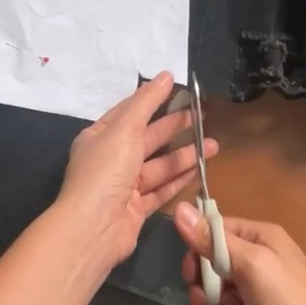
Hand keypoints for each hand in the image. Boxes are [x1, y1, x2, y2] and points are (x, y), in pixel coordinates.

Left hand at [56, 72, 217, 267]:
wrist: (93, 229)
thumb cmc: (105, 171)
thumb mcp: (124, 128)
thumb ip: (147, 102)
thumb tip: (165, 75)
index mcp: (101, 136)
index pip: (130, 112)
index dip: (154, 99)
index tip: (179, 90)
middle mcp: (111, 159)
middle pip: (148, 138)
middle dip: (175, 127)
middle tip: (204, 115)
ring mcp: (124, 186)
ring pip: (159, 165)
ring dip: (185, 154)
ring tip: (213, 145)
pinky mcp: (137, 209)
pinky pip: (161, 189)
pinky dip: (179, 179)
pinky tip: (199, 169)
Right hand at [173, 204, 305, 304]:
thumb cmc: (288, 302)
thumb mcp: (249, 266)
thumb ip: (213, 241)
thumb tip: (178, 207)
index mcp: (261, 234)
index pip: (215, 231)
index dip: (198, 253)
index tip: (190, 277)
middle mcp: (265, 254)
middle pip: (218, 265)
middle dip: (210, 289)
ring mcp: (269, 285)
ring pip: (228, 294)